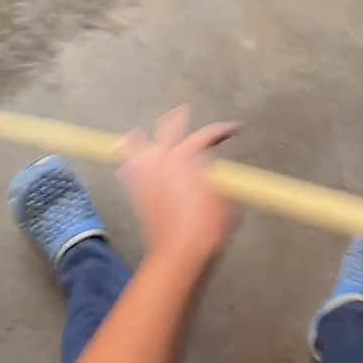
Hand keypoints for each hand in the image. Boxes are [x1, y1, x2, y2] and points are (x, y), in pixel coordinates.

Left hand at [119, 106, 239, 267]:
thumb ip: (214, 173)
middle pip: (168, 128)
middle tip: (182, 111)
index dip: (223, 130)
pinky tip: (128, 163)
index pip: (207, 135)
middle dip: (177, 119)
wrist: (178, 250)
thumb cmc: (208, 224)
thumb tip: (206, 163)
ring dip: (139, 138)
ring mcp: (145, 172)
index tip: (235, 129)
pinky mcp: (135, 190)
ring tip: (137, 133)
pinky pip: (127, 170)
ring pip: (136, 145)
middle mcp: (162, 158)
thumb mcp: (224, 195)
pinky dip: (128, 163)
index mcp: (187, 156)